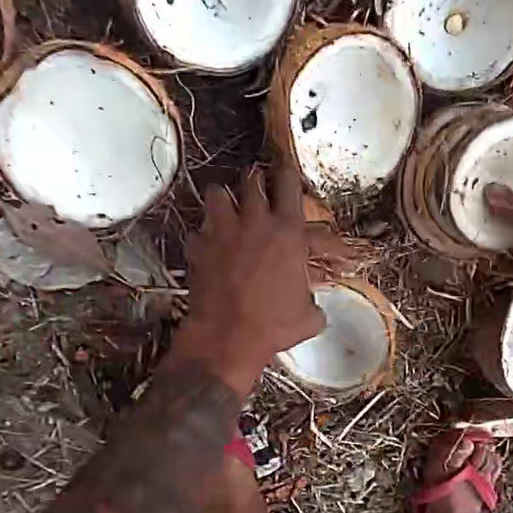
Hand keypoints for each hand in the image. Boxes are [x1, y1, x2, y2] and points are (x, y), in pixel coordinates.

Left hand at [172, 163, 324, 394]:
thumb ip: (313, 301)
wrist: (228, 337)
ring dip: (222, 198)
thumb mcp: (308, 316)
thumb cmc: (273, 326)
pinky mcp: (198, 247)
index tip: (284, 176)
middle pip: (251, 179)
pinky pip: (196, 231)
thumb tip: (316, 308)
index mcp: (288, 231)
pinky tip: (205, 246)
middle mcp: (255, 222)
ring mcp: (222, 231)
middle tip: (255, 190)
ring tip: (225, 207)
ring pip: (217, 193)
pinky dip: (201, 237)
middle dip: (253, 182)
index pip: (288, 182)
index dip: (286, 175)